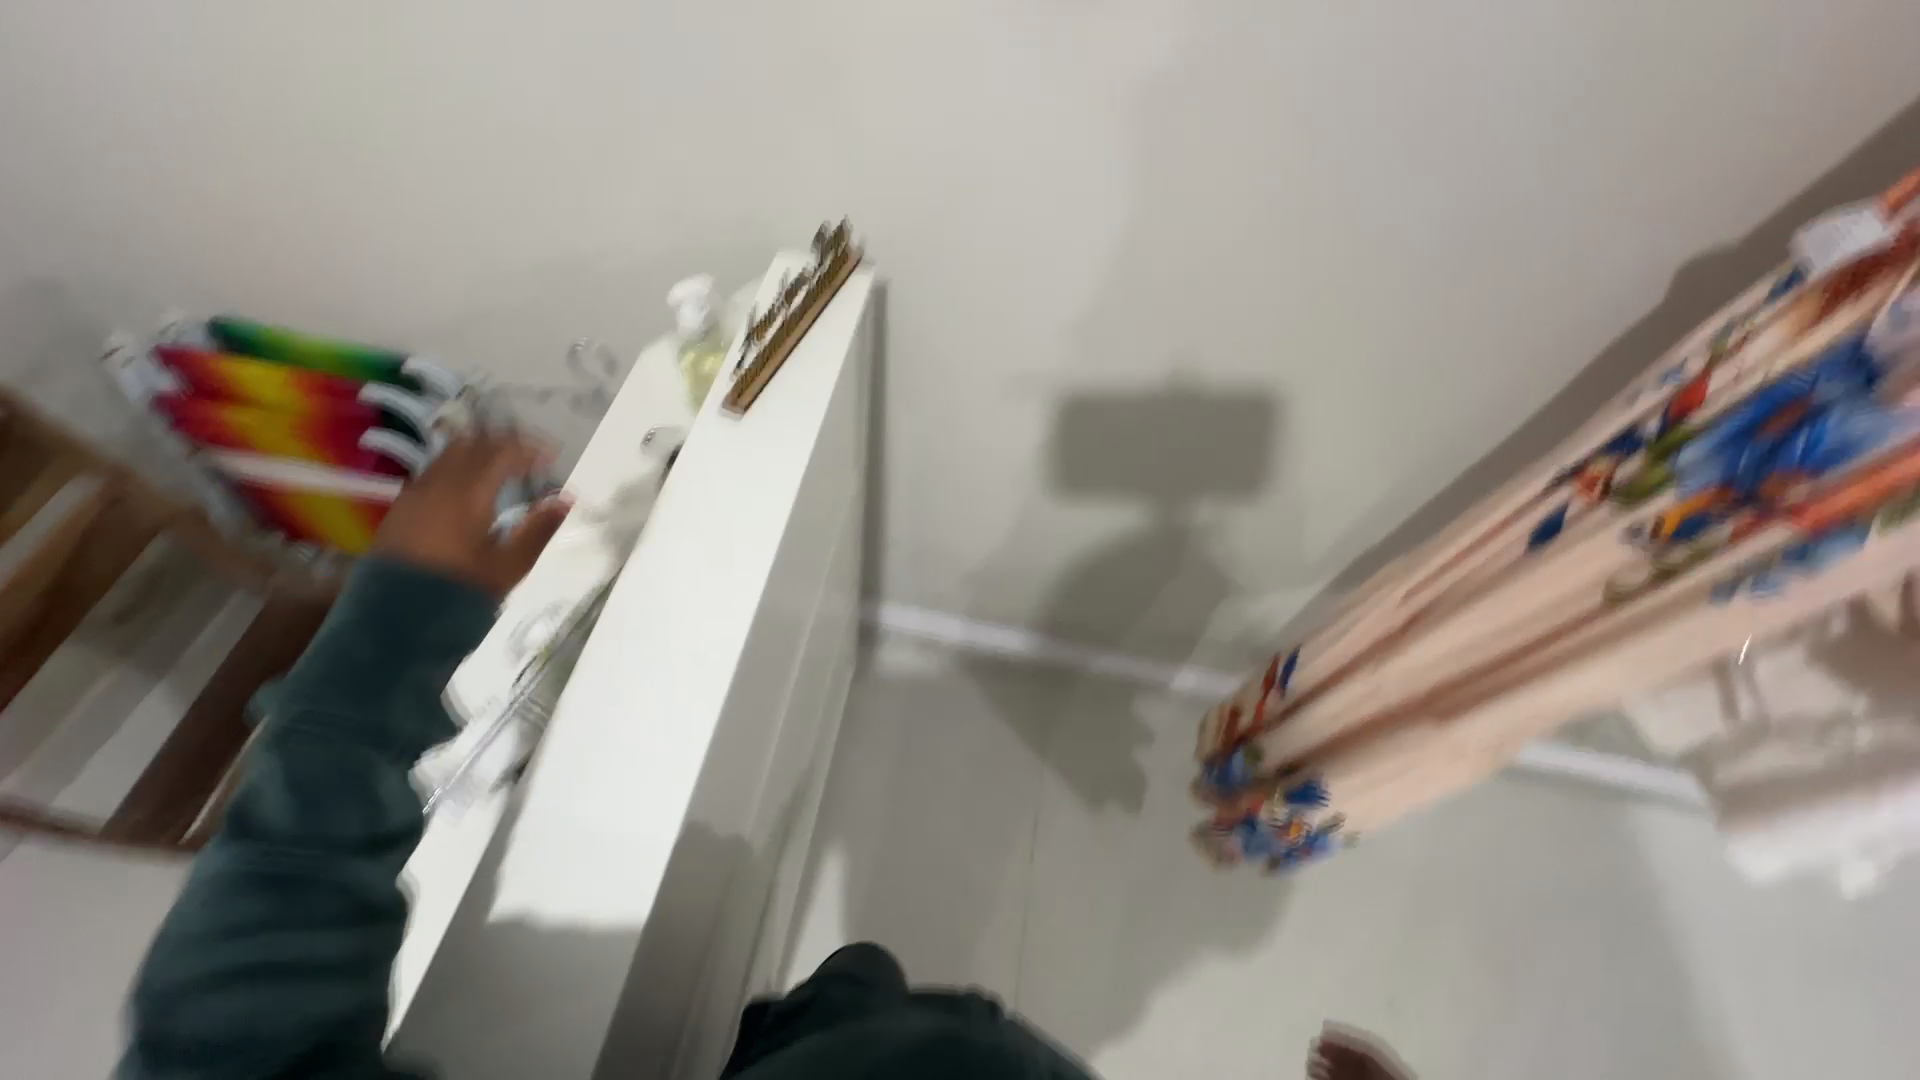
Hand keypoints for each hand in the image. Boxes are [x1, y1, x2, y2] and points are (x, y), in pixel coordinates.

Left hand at [372, 433, 571, 597]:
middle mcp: (440, 484)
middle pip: (474, 443)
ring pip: (451, 453)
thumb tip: (566, 498)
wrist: (400, 614)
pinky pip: (435, 469)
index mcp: (470, 494)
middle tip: (530, 456)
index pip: (503, 452)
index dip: (531, 449)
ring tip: (503, 466)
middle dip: (505, 443)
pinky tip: (472, 486)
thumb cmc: (462, 590)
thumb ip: (540, 528)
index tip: (553, 456)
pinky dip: (460, 466)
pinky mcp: (404, 505)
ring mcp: (417, 492)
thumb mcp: (511, 565)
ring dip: (480, 451)